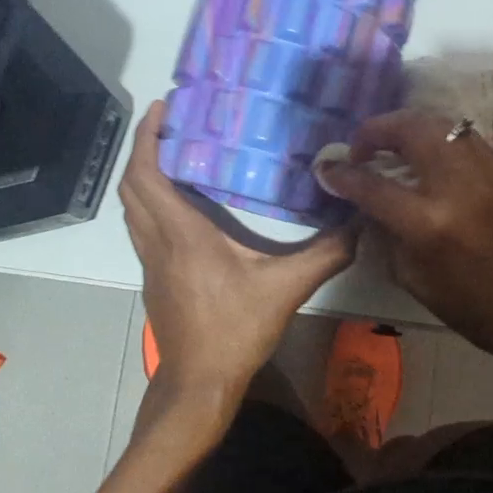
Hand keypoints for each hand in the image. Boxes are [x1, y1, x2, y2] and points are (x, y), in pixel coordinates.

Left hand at [119, 101, 356, 399]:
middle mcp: (157, 241)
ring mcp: (149, 262)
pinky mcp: (153, 278)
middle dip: (142, 148)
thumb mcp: (286, 289)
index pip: (147, 175)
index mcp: (182, 234)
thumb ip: (325, 253)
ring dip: (143, 176)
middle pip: (131, 185)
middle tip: (170, 124)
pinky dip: (150, 202)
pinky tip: (180, 204)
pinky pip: (141, 226)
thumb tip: (360, 222)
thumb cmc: (235, 331)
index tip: (162, 108)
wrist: (198, 384)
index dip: (147, 138)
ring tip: (173, 154)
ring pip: (132, 207)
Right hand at [318, 111, 492, 362]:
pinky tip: (424, 154)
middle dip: (375, 130)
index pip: (373, 184)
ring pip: (439, 123)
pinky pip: (462, 136)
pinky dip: (435, 136)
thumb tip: (366, 202)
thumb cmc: (475, 311)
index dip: (342, 175)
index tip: (326, 169)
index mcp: (429, 225)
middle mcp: (456, 187)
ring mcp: (485, 173)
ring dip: (406, 126)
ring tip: (390, 145)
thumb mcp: (415, 281)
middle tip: (361, 149)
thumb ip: (386, 235)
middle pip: (409, 129)